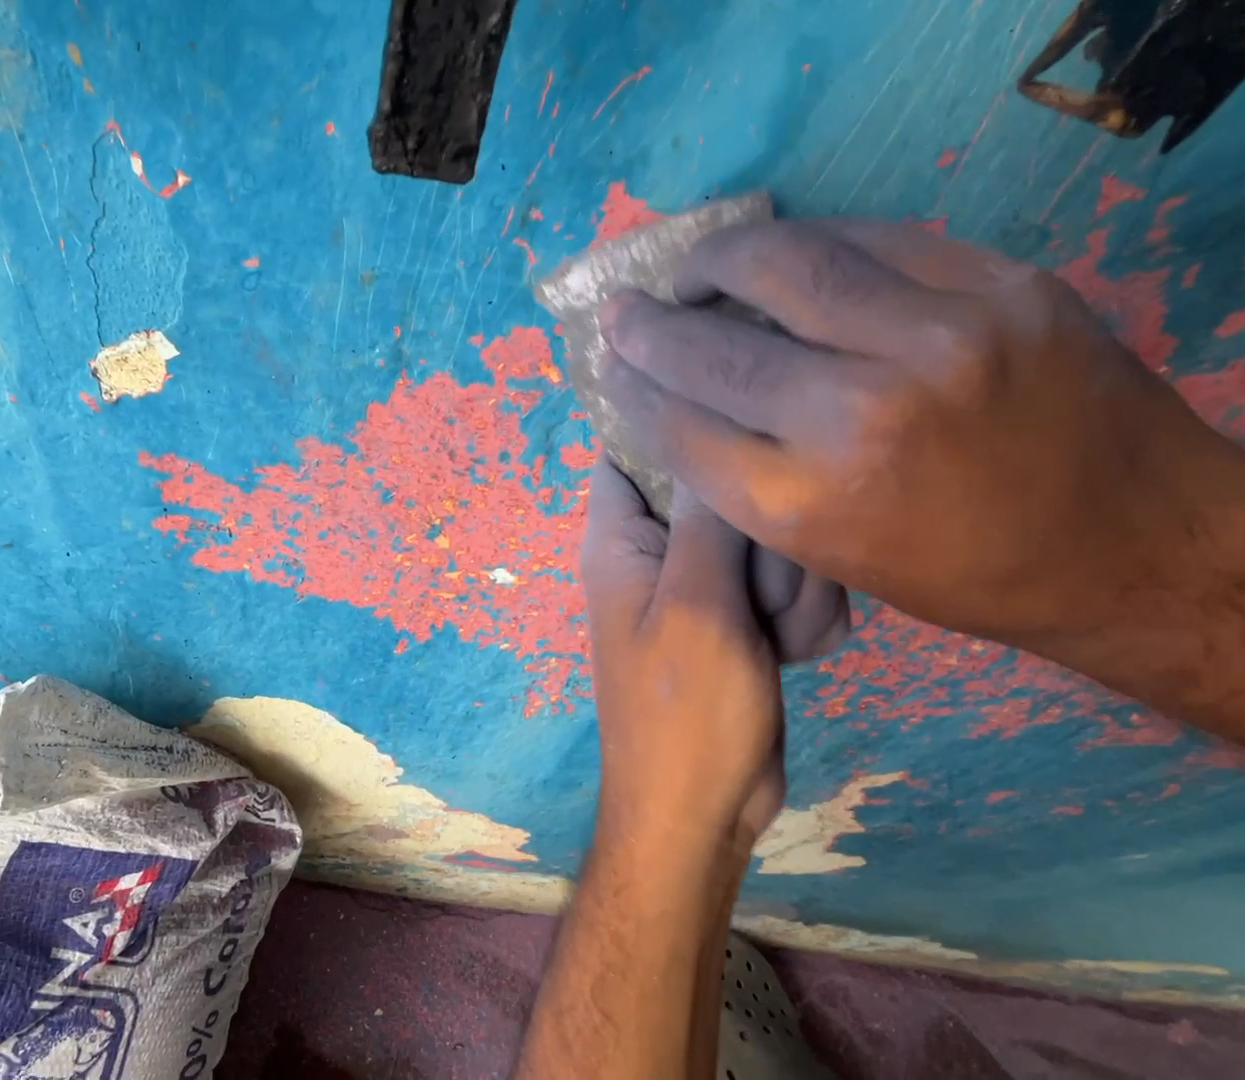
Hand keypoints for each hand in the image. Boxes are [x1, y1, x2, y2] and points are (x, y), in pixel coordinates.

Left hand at [583, 462, 845, 846]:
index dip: (684, 423)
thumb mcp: (698, 602)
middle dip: (766, 540)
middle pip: (729, 487)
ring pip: (775, 536)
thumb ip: (706, 516)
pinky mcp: (744, 615)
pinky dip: (802, 622)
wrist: (705, 805)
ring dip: (792, 593)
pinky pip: (794, 585)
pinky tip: (790, 658)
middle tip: (757, 599)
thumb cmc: (686, 709)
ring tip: (772, 642)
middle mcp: (657, 549)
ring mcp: (704, 583)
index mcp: (620, 536)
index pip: (632, 444)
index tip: (747, 429)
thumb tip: (697, 425)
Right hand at [596, 220, 1244, 659]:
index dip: (629, 386)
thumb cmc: (950, 568)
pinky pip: (872, 238)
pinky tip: (781, 257)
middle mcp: (857, 415)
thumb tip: (667, 397)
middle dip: (648, 325)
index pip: (675, 421)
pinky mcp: (1002, 286)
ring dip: (716, 262)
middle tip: (622, 310)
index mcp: (800, 500)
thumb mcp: (818, 550)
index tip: (607, 364)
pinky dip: (808, 244)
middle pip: (712, 347)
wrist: (1130, 544)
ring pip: (785, 265)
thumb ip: (736, 473)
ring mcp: (937, 338)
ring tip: (692, 271)